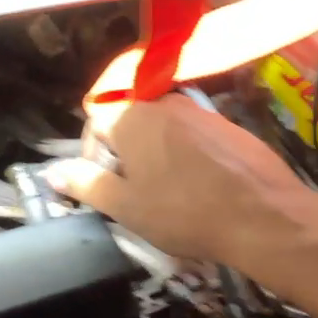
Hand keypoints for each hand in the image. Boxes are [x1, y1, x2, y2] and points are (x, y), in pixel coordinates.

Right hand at [49, 95, 317, 263]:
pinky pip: (194, 134)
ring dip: (156, 152)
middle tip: (133, 190)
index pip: (94, 117)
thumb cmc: (184, 210)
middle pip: (129, 119)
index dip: (91, 151)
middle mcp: (163, 102)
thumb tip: (53, 172)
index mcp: (131, 116)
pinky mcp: (228, 124)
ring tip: (166, 191)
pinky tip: (200, 185)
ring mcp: (200, 110)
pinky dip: (188, 154)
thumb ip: (86, 185)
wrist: (264, 215)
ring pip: (163, 127)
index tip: (102, 183)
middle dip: (125, 151)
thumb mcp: (126, 207)